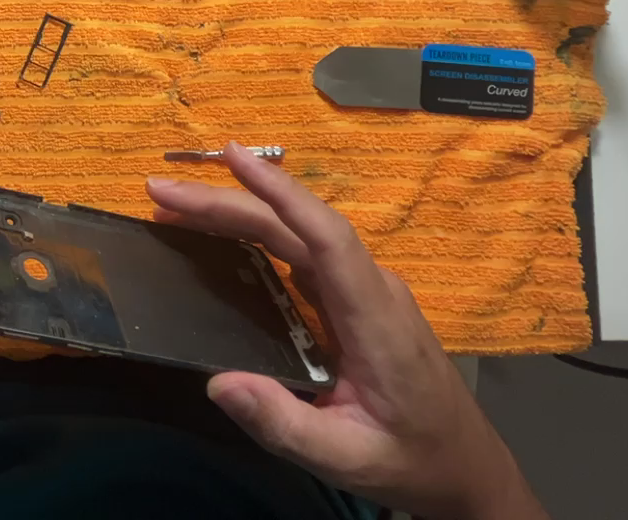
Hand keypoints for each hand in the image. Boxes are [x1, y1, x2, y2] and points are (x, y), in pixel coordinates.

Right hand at [148, 145, 547, 519]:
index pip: (327, 237)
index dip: (280, 192)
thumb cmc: (413, 461)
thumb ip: (285, 424)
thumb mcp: (348, 460)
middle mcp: (368, 286)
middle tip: (159, 191)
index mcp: (375, 318)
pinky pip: (293, 248)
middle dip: (225, 200)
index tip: (233, 155)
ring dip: (231, 210)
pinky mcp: (345, 294)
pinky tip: (213, 230)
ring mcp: (359, 286)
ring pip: (290, 232)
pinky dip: (247, 231)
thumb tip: (217, 383)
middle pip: (293, 226)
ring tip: (172, 206)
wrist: (468, 471)